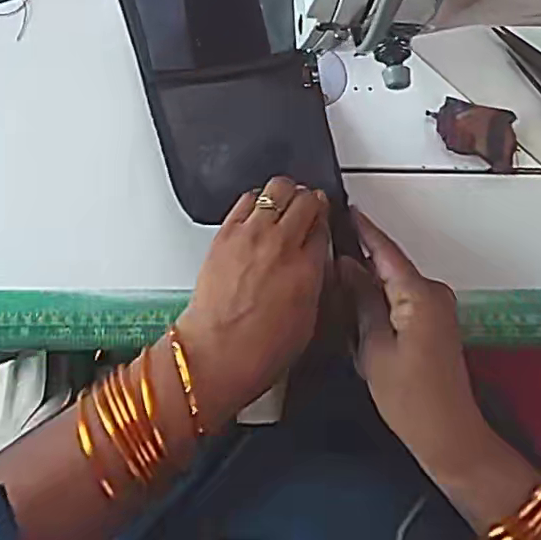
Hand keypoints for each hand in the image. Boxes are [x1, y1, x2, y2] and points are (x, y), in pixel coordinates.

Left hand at [176, 176, 328, 426]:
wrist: (216, 353)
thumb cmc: (259, 350)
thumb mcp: (308, 321)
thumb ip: (315, 281)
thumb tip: (316, 262)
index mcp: (307, 269)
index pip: (324, 225)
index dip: (324, 220)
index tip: (322, 221)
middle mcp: (282, 244)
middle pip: (305, 199)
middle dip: (310, 201)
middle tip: (307, 206)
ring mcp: (252, 234)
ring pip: (278, 188)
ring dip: (285, 194)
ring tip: (284, 202)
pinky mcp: (226, 232)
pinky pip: (247, 199)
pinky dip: (256, 200)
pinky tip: (258, 210)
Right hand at [342, 212, 497, 478]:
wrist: (450, 437)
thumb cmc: (411, 399)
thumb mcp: (373, 346)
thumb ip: (359, 299)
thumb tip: (346, 265)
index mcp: (418, 294)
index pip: (384, 250)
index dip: (364, 228)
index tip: (347, 208)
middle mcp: (432, 293)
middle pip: (388, 265)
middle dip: (360, 258)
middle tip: (328, 249)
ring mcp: (436, 307)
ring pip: (393, 282)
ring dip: (368, 280)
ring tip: (336, 278)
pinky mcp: (435, 321)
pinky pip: (402, 296)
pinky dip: (380, 296)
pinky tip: (358, 304)